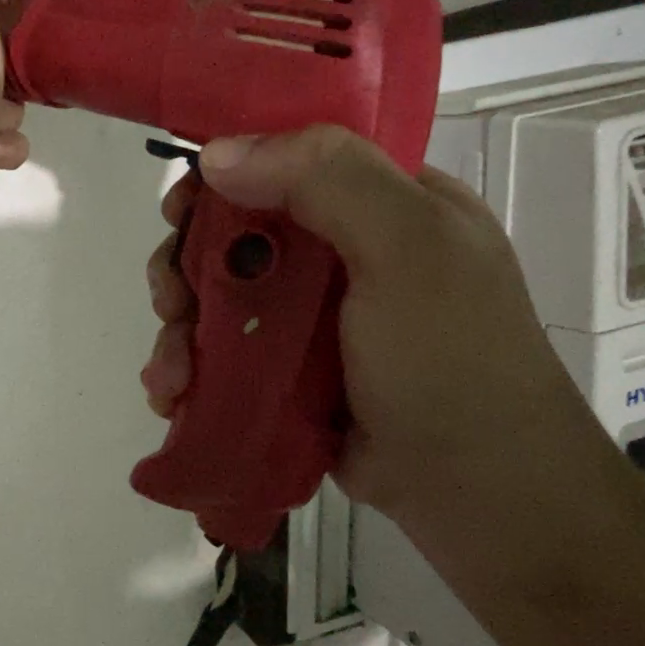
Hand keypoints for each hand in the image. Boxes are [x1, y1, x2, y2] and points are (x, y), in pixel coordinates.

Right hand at [144, 126, 612, 516]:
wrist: (475, 491)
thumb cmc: (452, 360)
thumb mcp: (409, 248)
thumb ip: (326, 182)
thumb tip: (217, 154)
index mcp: (382, 205)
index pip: (287, 163)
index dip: (223, 177)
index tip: (180, 210)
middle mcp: (340, 254)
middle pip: (234, 236)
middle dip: (186, 268)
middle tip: (169, 302)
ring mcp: (309, 318)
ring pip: (215, 300)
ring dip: (177, 332)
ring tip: (169, 376)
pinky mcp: (284, 372)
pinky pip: (218, 354)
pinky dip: (187, 371)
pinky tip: (173, 396)